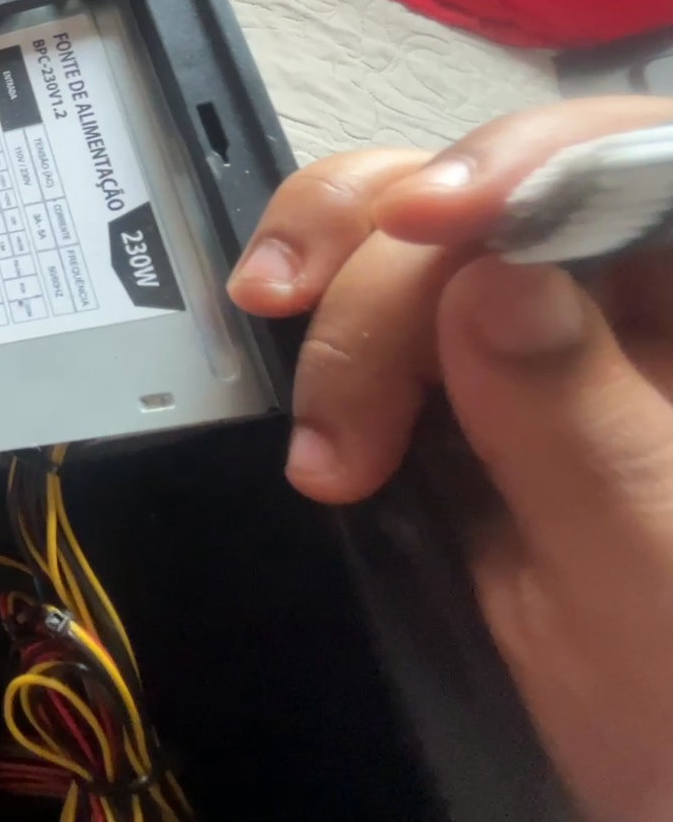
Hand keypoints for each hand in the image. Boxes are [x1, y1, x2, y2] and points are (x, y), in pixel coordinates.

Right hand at [228, 97, 672, 819]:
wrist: (649, 790)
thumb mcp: (659, 592)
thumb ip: (598, 436)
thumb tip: (494, 281)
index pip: (652, 168)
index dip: (538, 159)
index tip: (422, 221)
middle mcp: (640, 307)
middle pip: (492, 195)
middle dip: (379, 283)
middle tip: (321, 393)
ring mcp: (527, 338)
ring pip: (401, 234)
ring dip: (322, 292)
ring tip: (288, 379)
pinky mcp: (437, 375)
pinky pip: (355, 304)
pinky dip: (303, 324)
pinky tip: (283, 374)